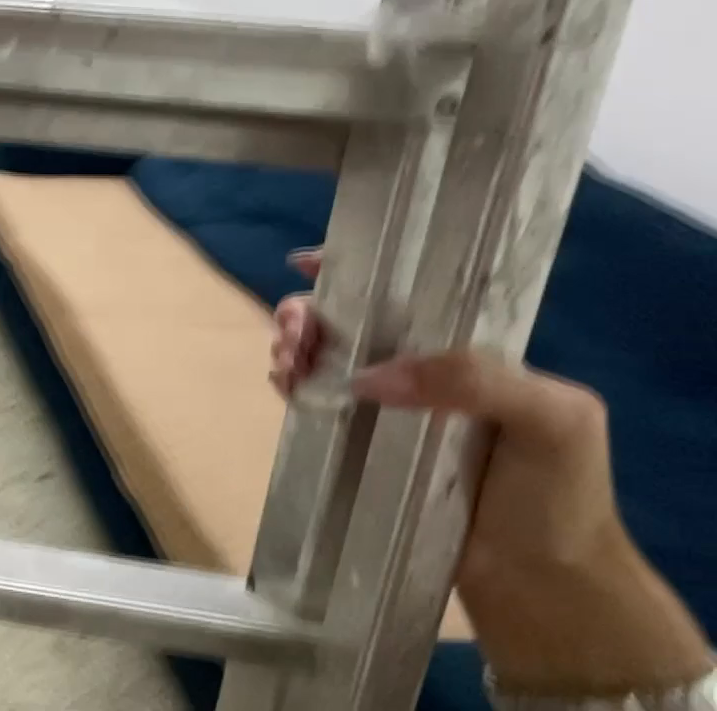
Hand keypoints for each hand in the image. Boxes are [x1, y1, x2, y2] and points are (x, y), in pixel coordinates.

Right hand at [271, 249, 708, 695]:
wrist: (539, 578)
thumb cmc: (557, 491)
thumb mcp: (551, 419)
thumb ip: (474, 378)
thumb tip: (366, 377)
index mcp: (462, 348)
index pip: (405, 293)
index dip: (356, 268)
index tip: (307, 262)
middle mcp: (415, 366)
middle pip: (345, 318)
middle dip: (305, 310)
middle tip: (293, 332)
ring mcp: (381, 403)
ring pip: (319, 351)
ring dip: (289, 343)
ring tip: (285, 360)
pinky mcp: (355, 438)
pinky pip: (309, 395)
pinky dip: (286, 380)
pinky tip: (282, 383)